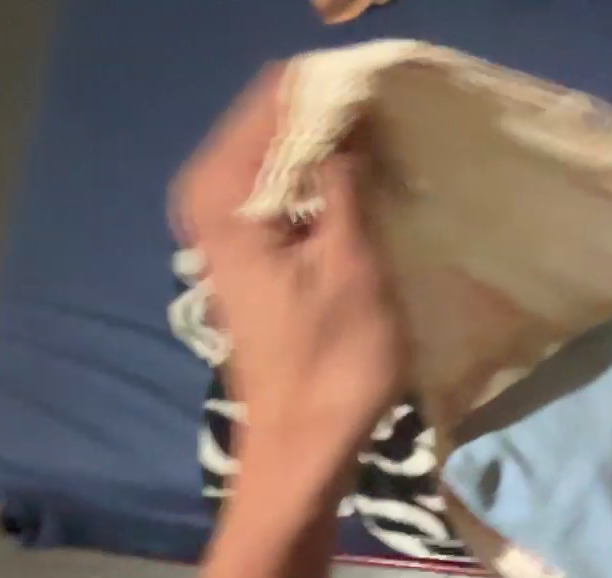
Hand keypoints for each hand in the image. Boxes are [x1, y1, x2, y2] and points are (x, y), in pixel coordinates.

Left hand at [172, 66, 405, 493]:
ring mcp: (228, 232)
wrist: (305, 445)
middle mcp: (210, 201)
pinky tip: (369, 213)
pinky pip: (289, 203)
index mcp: (221, 194)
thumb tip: (352, 119)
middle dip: (339, 130)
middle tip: (401, 146)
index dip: (337, 97)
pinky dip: (328, 200)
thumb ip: (345, 183)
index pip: (276, 101)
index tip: (392, 107)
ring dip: (339, 168)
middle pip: (278, 131)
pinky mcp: (252, 260)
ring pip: (287, 168)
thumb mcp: (353, 266)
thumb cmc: (333, 363)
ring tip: (395, 176)